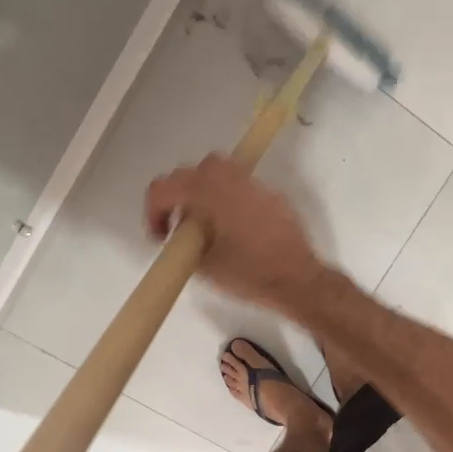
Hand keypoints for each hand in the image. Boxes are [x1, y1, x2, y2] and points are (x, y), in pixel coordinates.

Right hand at [145, 154, 337, 313]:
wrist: (299, 280)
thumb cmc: (250, 275)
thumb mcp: (205, 266)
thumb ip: (185, 244)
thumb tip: (181, 237)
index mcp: (208, 193)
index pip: (165, 187)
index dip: (153, 209)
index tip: (159, 234)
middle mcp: (231, 180)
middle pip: (193, 172)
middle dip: (180, 194)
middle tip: (180, 224)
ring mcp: (256, 186)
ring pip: (221, 172)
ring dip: (205, 191)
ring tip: (206, 222)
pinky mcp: (275, 197)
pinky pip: (244, 188)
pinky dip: (231, 199)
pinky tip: (236, 228)